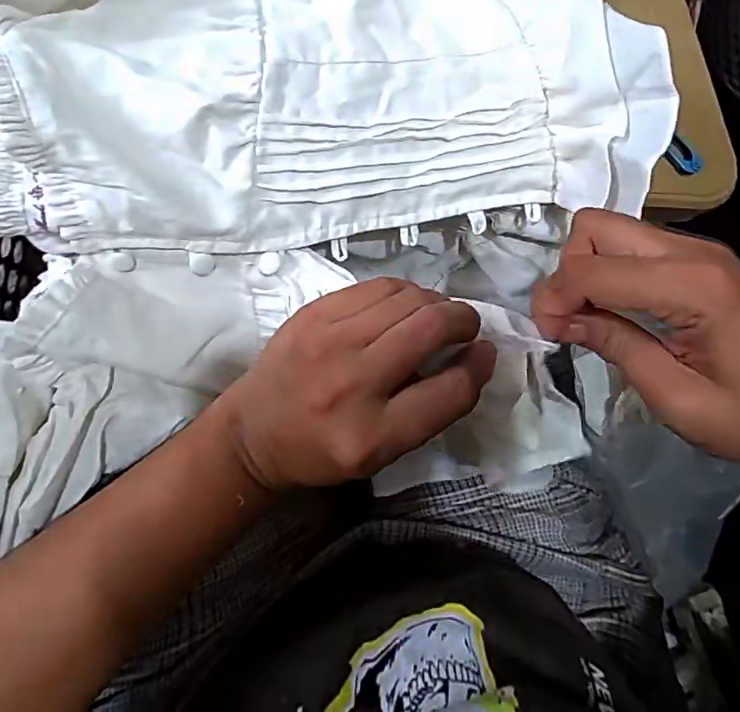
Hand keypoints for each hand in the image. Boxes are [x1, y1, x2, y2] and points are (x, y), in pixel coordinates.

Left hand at [212, 278, 495, 491]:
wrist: (255, 429)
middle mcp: (351, 382)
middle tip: (467, 325)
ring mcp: (328, 339)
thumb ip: (427, 410)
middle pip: (430, 328)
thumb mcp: (380, 453)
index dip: (479, 367)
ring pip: (406, 297)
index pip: (449, 392)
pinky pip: (375, 286)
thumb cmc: (322, 449)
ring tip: (437, 313)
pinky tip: (405, 303)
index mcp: (371, 434)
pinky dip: (402, 291)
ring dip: (435, 300)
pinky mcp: (313, 312)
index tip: (484, 353)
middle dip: (463, 319)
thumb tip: (471, 356)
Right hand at [531, 209, 739, 489]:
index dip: (555, 297)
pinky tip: (614, 309)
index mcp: (696, 285)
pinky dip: (607, 270)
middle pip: (595, 226)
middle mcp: (695, 252)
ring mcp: (700, 251)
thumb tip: (561, 318)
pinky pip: (630, 245)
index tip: (549, 333)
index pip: (592, 268)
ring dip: (585, 268)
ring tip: (587, 318)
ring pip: (609, 229)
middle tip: (566, 319)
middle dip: (567, 270)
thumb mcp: (681, 402)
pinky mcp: (700, 260)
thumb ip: (617, 347)